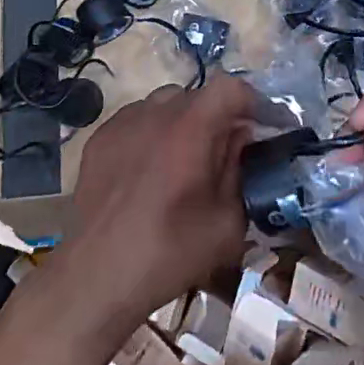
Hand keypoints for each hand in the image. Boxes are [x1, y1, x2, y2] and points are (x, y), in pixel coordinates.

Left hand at [53, 75, 257, 330]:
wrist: (97, 276)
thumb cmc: (170, 252)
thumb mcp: (228, 221)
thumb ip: (239, 170)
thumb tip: (241, 139)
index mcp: (190, 128)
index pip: (231, 88)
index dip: (254, 102)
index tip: (267, 127)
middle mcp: (154, 114)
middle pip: (198, 96)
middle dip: (220, 116)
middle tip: (228, 149)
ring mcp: (122, 123)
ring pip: (164, 105)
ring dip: (184, 123)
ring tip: (186, 158)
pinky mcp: (98, 139)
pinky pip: (136, 121)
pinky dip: (153, 134)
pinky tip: (150, 169)